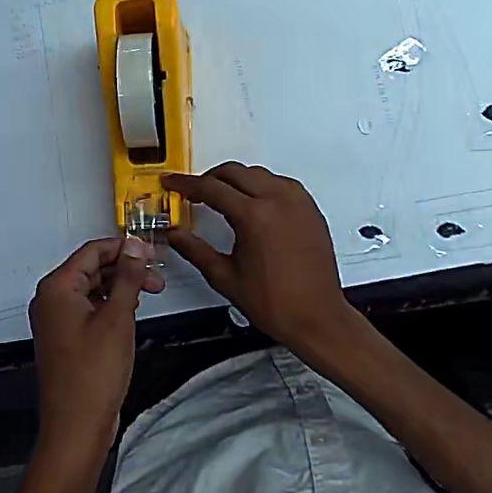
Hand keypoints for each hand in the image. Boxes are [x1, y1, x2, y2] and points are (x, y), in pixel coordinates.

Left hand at [27, 237, 162, 457]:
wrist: (76, 426)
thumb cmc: (91, 377)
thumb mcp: (117, 318)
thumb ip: (128, 278)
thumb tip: (135, 249)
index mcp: (56, 288)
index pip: (91, 251)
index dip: (122, 247)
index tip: (149, 251)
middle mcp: (50, 299)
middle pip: (90, 268)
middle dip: (124, 268)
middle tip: (156, 276)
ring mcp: (56, 319)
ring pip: (91, 288)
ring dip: (120, 286)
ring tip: (150, 292)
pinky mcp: (65, 336)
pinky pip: (88, 307)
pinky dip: (110, 304)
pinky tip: (130, 310)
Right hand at [163, 162, 360, 357]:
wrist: (317, 319)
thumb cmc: (279, 304)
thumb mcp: (224, 277)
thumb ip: (194, 250)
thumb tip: (176, 235)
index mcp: (255, 217)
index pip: (211, 187)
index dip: (186, 183)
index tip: (174, 182)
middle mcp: (279, 203)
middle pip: (235, 172)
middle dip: (210, 178)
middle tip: (194, 190)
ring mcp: (298, 204)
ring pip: (259, 173)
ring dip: (237, 179)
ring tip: (222, 195)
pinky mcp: (311, 210)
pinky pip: (281, 183)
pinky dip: (262, 185)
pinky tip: (254, 199)